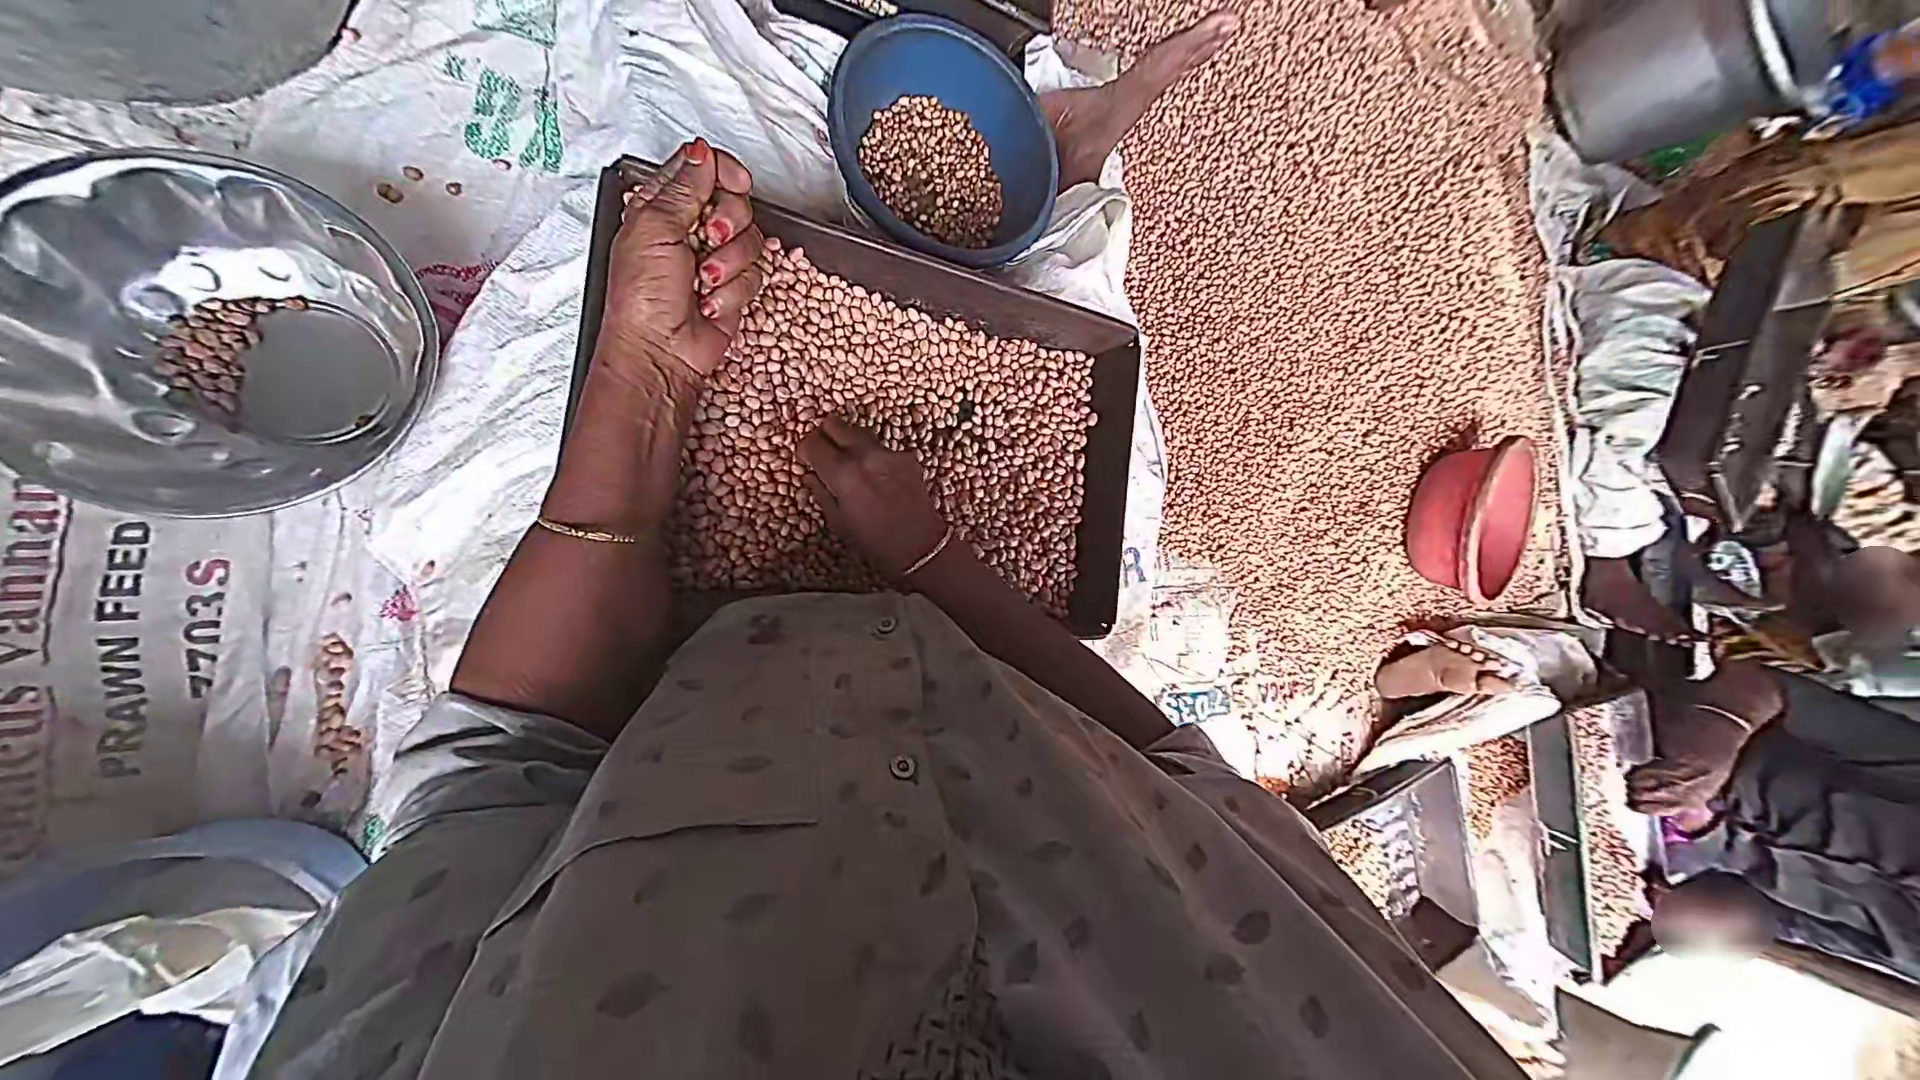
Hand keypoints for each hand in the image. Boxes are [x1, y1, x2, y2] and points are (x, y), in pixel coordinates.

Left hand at [599, 138, 765, 383]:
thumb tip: (703, 153)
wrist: (660, 349)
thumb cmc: (643, 298)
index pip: (704, 170)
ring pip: (751, 241)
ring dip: (729, 263)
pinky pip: (755, 277)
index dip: (723, 171)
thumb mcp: (655, 227)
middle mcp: (693, 231)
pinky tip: (710, 302)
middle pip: (736, 203)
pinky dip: (733, 292)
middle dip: (729, 222)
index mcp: (664, 206)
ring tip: (704, 281)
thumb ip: (684, 187)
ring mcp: (716, 260)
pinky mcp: (734, 289)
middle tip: (709, 237)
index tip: (733, 182)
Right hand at [798, 417, 950, 576]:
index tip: (805, 458)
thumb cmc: (875, 541)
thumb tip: (810, 474)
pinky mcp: (907, 457)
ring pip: (859, 433)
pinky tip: (874, 476)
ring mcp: (889, 453)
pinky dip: (872, 456)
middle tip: (823, 453)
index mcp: (843, 473)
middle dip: (825, 436)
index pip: (813, 443)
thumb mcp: (839, 522)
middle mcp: (866, 455)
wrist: (921, 545)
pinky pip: (881, 448)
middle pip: (835, 425)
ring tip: (848, 465)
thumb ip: (821, 492)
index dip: (805, 449)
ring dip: (849, 443)